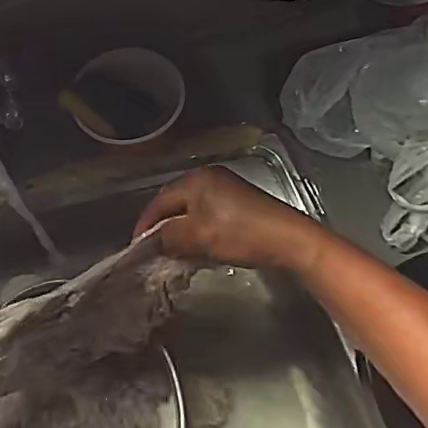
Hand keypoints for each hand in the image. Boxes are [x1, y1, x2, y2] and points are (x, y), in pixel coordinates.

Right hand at [134, 166, 331, 274]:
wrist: (291, 240)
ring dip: (181, 230)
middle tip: (154, 249)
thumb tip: (154, 242)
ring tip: (174, 250)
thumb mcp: (199, 237)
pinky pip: (208, 213)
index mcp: (196, 179)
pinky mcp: (240, 202)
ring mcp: (226, 188)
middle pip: (175, 202)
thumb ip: (169, 237)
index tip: (137, 246)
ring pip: (192, 210)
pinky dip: (199, 229)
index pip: (160, 201)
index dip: (146, 224)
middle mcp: (209, 177)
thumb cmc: (241, 234)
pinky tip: (199, 245)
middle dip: (163, 227)